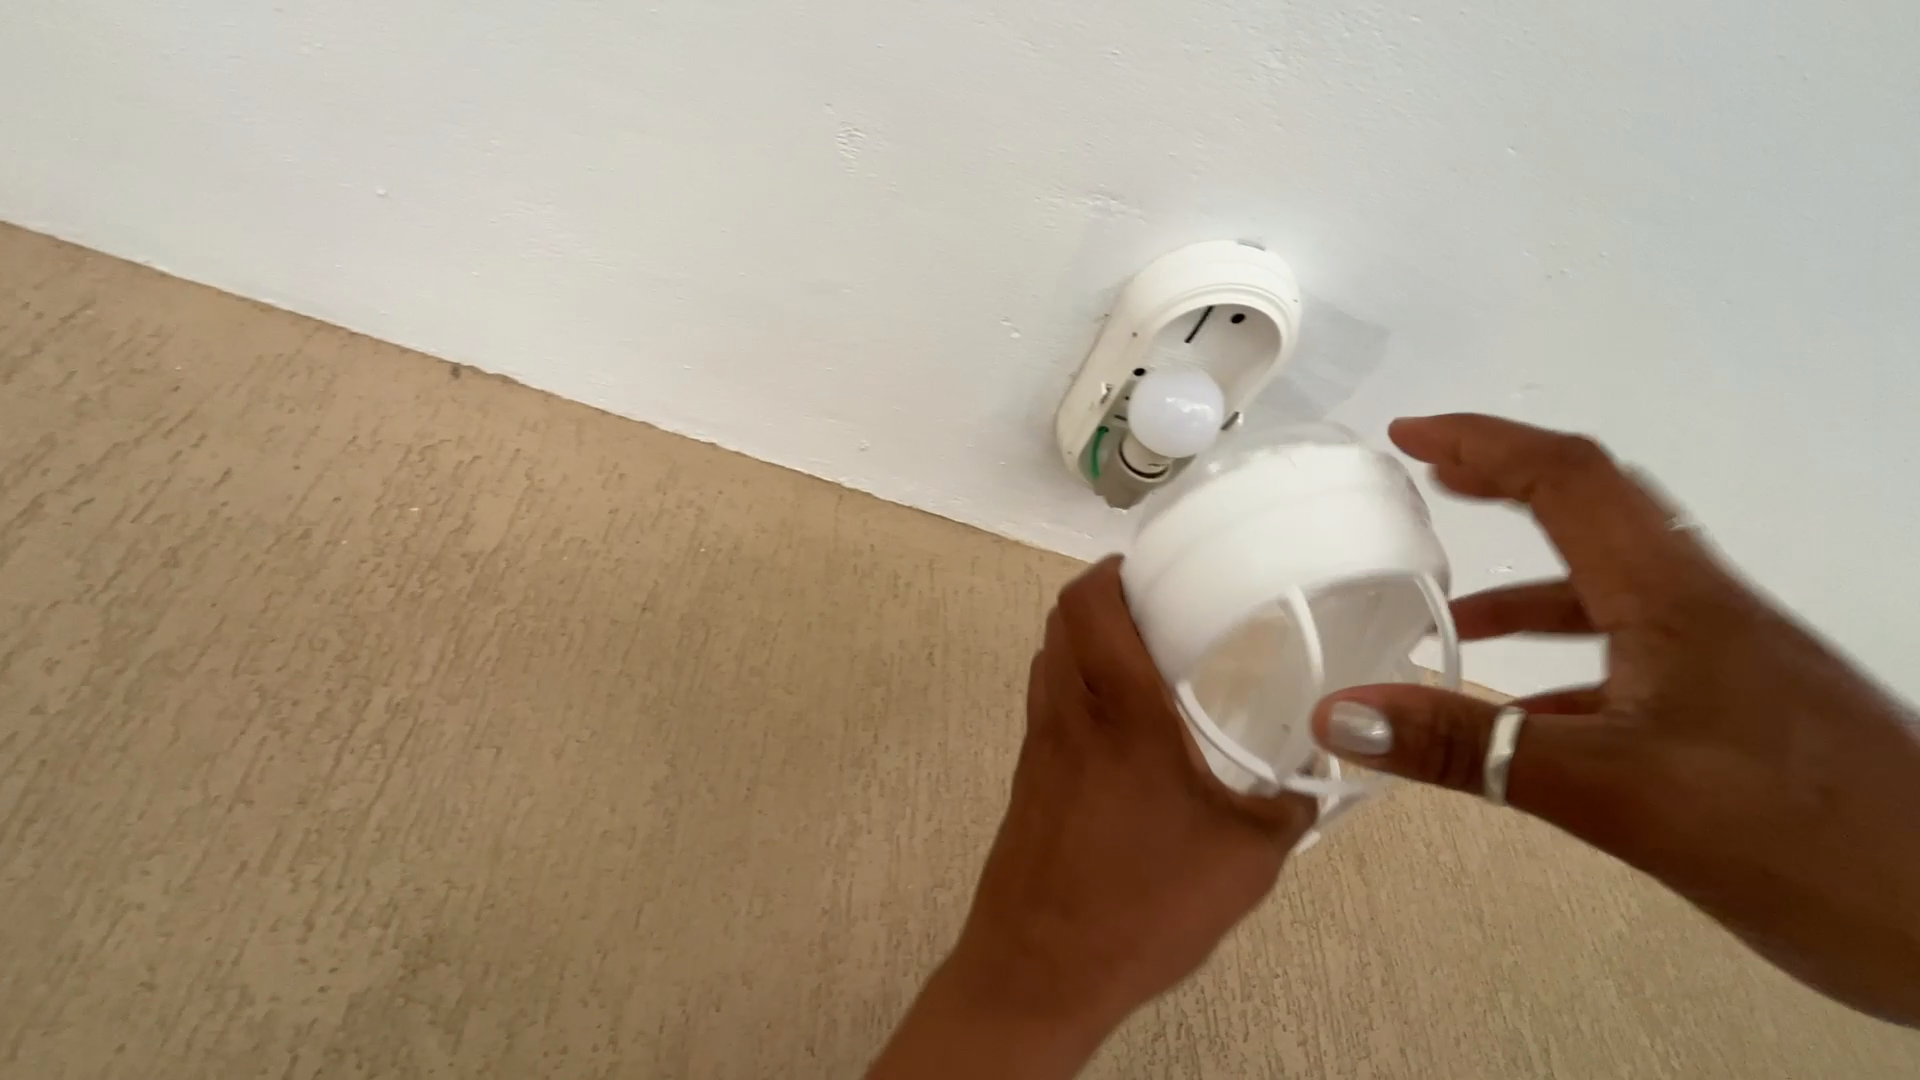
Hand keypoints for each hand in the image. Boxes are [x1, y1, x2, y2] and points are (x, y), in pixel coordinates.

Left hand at [868, 558, 1313, 1079]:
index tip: (1155, 569)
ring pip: (1051, 654)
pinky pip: (1048, 698)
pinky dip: (1078, 682)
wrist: (1040, 966)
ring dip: (1089, 638)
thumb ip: (1287, 808)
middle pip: (1063, 617)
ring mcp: (1038, 739)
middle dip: (1108, 597)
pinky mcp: (1028, 771)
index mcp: (1116, 707)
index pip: (1089, 602)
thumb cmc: (1141, 902)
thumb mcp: (1244, 857)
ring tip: (1148, 658)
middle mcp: (1066, 708)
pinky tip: (1125, 725)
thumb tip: (1315, 782)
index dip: (1113, 570)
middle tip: (1164, 611)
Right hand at [1311, 414, 1919, 1025]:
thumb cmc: (1808, 842)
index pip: (1570, 479)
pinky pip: (1620, 660)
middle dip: (1500, 485)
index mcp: (1676, 599)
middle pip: (1590, 514)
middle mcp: (1699, 611)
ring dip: (1520, 589)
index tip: (1407, 437)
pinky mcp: (1729, 713)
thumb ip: (1465, 748)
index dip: (1484, 443)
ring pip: (1604, 593)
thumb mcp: (1612, 793)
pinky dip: (1552, 667)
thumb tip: (1340, 712)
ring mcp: (1720, 662)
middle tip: (1422, 483)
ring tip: (1447, 619)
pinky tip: (1517, 719)